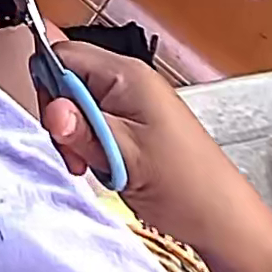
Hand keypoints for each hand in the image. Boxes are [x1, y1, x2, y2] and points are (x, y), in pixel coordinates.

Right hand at [40, 40, 265, 247]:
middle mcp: (127, 79)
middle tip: (75, 152)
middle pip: (68, 77)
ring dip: (75, 134)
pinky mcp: (132, 120)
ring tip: (92, 164)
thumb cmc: (186, 184)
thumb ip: (84, 130)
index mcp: (126, 74)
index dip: (49, 85)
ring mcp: (130, 99)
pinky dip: (89, 142)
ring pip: (78, 102)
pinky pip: (94, 119)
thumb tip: (52, 109)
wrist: (222, 217)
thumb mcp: (126, 156)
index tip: (55, 123)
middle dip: (62, 115)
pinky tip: (104, 165)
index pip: (64, 54)